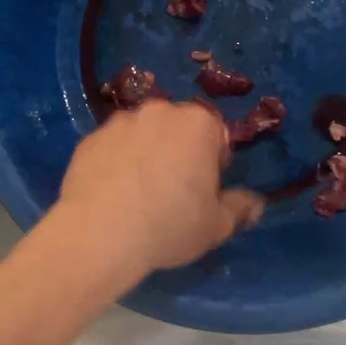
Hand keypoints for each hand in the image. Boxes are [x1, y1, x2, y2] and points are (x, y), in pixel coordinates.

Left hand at [56, 101, 264, 274]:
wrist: (99, 233)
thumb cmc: (169, 225)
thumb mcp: (216, 226)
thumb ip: (240, 208)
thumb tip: (256, 203)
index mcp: (198, 124)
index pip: (216, 134)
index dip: (214, 162)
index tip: (205, 189)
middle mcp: (160, 111)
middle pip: (178, 128)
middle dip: (180, 151)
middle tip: (174, 190)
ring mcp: (120, 122)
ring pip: (143, 134)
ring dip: (147, 153)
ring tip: (139, 193)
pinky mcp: (90, 138)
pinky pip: (113, 147)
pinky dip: (116, 162)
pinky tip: (112, 193)